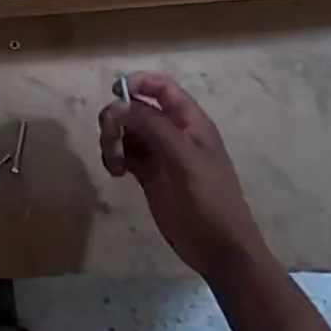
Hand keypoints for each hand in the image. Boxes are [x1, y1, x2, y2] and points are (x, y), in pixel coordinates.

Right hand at [99, 73, 270, 282]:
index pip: (162, 88)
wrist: (219, 247)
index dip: (138, 83)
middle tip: (110, 137)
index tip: (115, 93)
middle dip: (118, 117)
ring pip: (126, 132)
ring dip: (113, 140)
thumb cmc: (210, 197)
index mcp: (189, 121)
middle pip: (137, 109)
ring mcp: (159, 154)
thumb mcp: (184, 156)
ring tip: (114, 163)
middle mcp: (172, 132)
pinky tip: (115, 172)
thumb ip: (152, 126)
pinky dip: (114, 158)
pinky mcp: (148, 175)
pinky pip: (124, 155)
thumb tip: (117, 105)